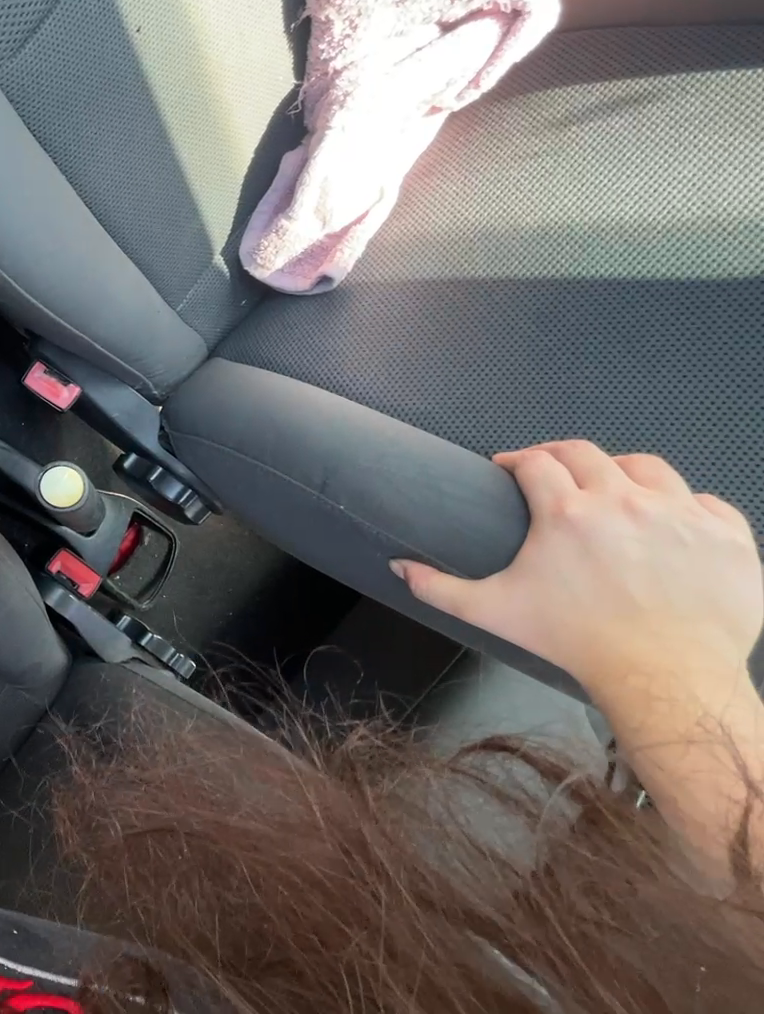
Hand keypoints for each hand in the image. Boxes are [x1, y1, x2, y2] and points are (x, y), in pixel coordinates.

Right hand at [393, 441, 761, 698]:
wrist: (664, 672)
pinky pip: (705, 501)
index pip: (536, 462)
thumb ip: (435, 586)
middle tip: (546, 470)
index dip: (514, 459)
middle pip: (588, 453)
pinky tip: (664, 520)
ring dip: (620, 470)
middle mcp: (624, 502)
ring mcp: (683, 516)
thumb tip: (397, 567)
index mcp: (565, 513)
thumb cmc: (570, 638)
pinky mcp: (728, 536)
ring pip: (648, 467)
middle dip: (559, 455)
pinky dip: (682, 503)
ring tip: (608, 487)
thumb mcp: (488, 611)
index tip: (506, 469)